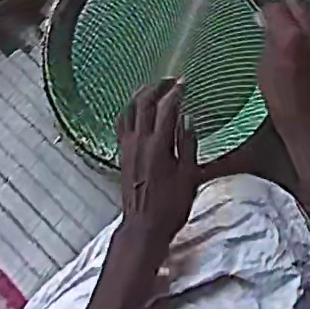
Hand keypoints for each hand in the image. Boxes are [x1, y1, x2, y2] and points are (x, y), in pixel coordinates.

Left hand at [116, 79, 198, 254]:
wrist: (143, 227)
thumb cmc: (170, 205)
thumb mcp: (188, 176)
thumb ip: (188, 144)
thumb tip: (188, 118)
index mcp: (159, 146)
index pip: (166, 108)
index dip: (175, 92)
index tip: (184, 82)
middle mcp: (139, 141)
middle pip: (145, 103)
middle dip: (158, 87)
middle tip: (170, 81)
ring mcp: (127, 146)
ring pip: (130, 110)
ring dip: (141, 94)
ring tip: (152, 87)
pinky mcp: (121, 152)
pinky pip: (121, 123)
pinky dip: (128, 109)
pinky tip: (134, 107)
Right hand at [258, 0, 309, 155]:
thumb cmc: (285, 104)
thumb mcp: (264, 71)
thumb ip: (268, 41)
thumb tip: (266, 23)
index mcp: (291, 39)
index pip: (276, 8)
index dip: (266, 14)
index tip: (262, 21)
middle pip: (297, 4)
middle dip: (285, 11)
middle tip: (277, 24)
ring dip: (303, 15)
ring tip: (295, 29)